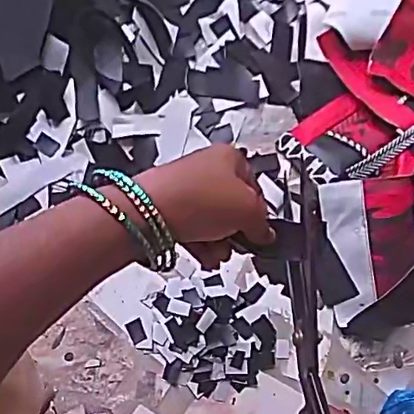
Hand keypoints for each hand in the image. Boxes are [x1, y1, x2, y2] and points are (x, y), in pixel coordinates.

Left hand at [134, 145, 275, 266]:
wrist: (148, 213)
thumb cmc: (192, 197)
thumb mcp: (247, 211)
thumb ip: (262, 223)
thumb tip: (265, 234)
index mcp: (229, 156)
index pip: (256, 186)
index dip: (260, 212)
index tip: (261, 231)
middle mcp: (205, 169)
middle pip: (231, 206)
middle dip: (236, 231)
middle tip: (238, 243)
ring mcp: (184, 190)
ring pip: (210, 222)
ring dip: (218, 242)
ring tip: (218, 254)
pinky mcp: (167, 211)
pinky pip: (191, 230)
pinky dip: (200, 244)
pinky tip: (204, 256)